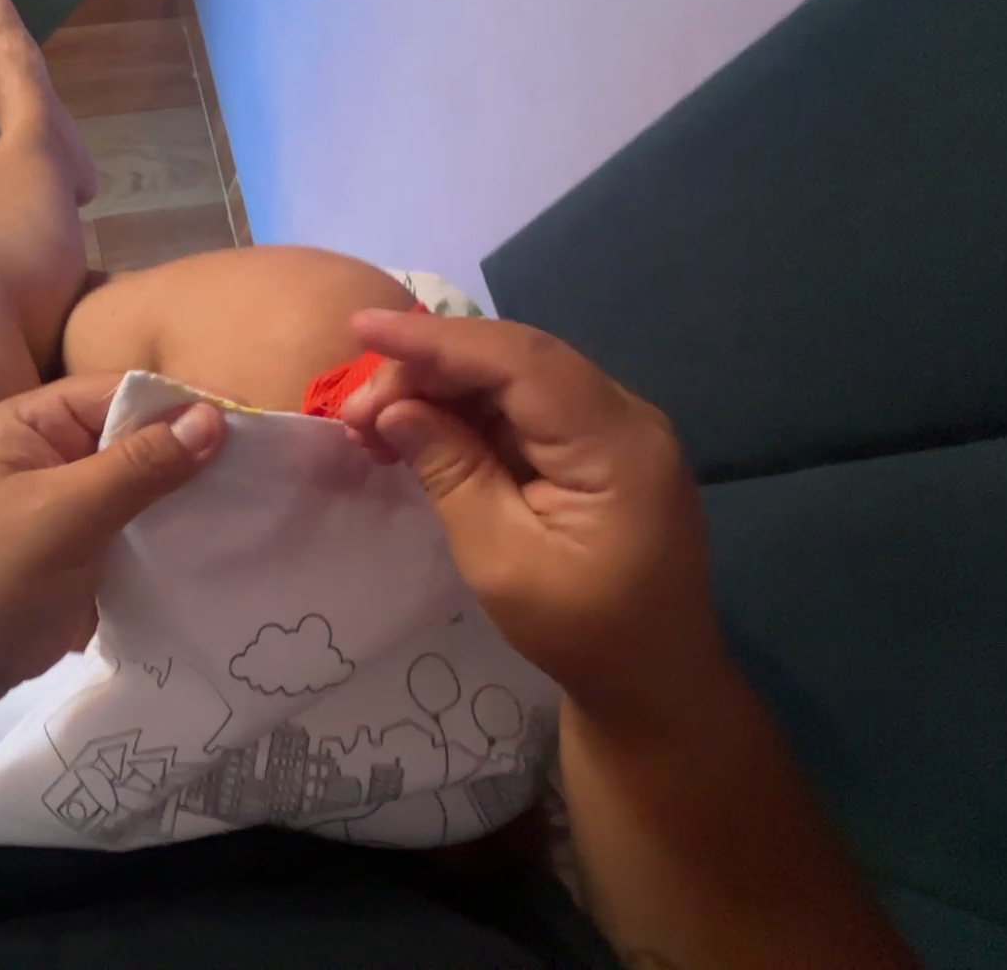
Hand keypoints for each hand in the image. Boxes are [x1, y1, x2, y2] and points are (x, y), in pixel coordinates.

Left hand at [0, 372, 225, 689]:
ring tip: (252, 499)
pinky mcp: (93, 541)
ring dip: (189, 488)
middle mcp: (56, 450)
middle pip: (137, 432)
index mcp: (33, 423)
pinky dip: (176, 524)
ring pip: (147, 477)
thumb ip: (137, 466)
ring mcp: (75, 498)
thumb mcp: (62, 515)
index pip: (119, 392)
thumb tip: (213, 417)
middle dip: (191, 448)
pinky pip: (144, 518)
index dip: (180, 404)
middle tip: (259, 467)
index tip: (247, 426)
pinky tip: (219, 533)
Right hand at [340, 310, 723, 721]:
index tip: (364, 329)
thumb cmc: (581, 630)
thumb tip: (396, 409)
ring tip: (368, 425)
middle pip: (509, 360)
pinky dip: (456, 414)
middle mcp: (618, 415)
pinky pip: (513, 408)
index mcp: (614, 444)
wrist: (651, 676)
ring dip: (432, 392)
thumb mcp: (501, 559)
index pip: (519, 361)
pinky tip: (409, 432)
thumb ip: (451, 472)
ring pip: (504, 379)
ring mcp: (604, 427)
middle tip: (355, 413)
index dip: (437, 340)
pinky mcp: (585, 444)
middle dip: (424, 371)